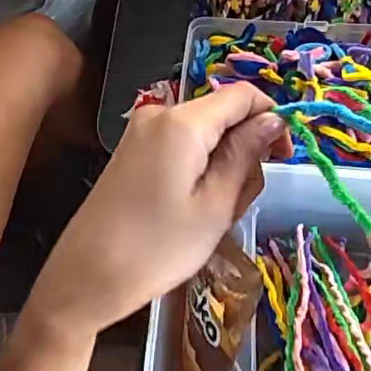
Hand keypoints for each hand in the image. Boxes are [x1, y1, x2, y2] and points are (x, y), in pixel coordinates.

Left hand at [25, 84, 291, 338]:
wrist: (86, 276)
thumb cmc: (157, 248)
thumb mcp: (215, 205)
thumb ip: (247, 154)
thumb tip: (274, 118)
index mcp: (182, 122)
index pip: (243, 94)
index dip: (272, 118)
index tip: (284, 158)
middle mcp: (160, 113)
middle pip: (224, 114)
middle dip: (244, 150)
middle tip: (239, 202)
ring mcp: (142, 130)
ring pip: (206, 133)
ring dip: (222, 165)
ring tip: (213, 214)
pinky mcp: (134, 149)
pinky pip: (182, 145)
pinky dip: (199, 168)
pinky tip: (192, 207)